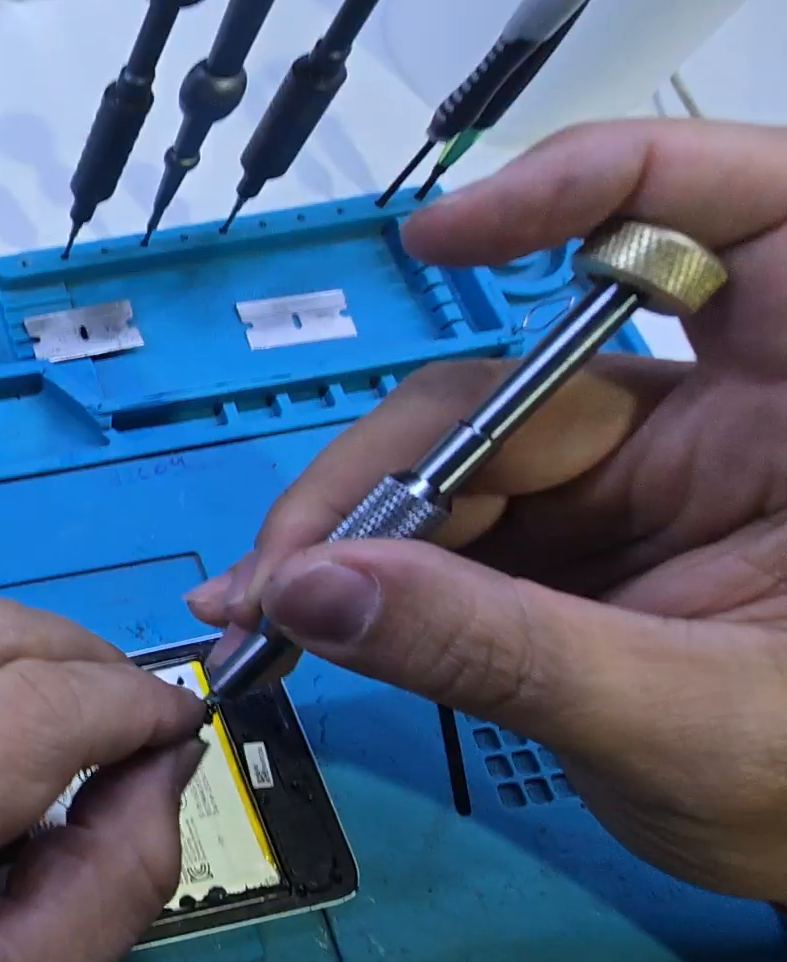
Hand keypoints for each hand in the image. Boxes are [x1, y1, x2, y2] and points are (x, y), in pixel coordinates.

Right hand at [187, 119, 786, 901]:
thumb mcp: (687, 729)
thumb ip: (495, 649)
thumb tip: (305, 588)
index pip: (740, 226)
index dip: (586, 194)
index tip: (436, 243)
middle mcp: (704, 427)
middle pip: (490, 402)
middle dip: (363, 490)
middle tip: (276, 581)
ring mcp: (610, 485)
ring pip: (425, 472)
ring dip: (330, 544)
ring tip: (259, 613)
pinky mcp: (541, 541)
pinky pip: (417, 533)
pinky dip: (345, 577)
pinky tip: (286, 614)